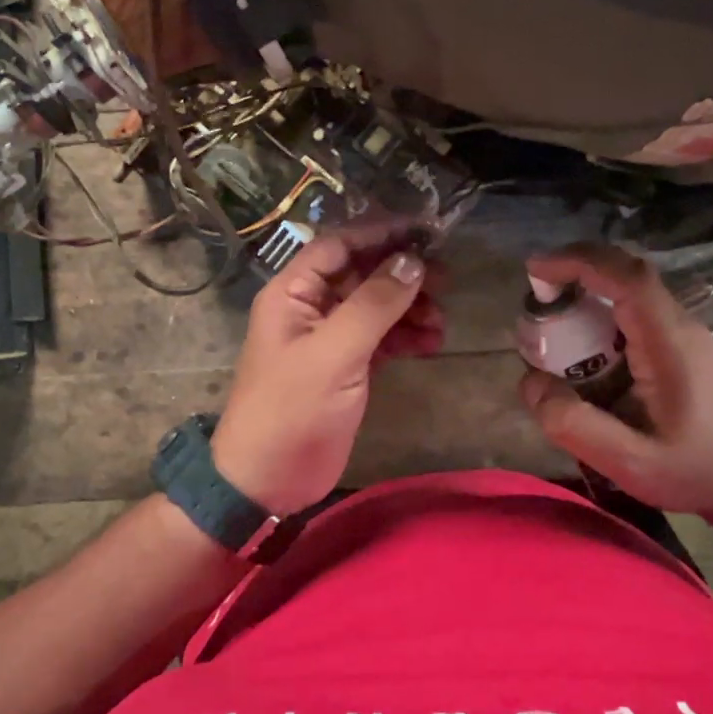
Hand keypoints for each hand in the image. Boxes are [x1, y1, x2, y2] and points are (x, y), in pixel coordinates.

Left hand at [212, 237, 443, 515]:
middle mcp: (310, 308)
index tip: (427, 232)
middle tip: (445, 279)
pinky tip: (431, 344)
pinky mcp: (346, 368)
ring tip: (440, 323)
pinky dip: (406, 338)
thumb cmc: (291, 410)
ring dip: (410, 308)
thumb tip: (412, 260)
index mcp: (292, 293)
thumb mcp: (334, 353)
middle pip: (362, 273)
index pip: (339, 245)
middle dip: (402, 274)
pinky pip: (381, 339)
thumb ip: (373, 304)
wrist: (267, 480)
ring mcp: (329, 339)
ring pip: (376, 307)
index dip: (381, 234)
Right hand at [518, 243, 712, 514]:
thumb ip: (576, 424)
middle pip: (626, 274)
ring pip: (628, 293)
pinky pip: (633, 317)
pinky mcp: (678, 350)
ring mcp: (681, 336)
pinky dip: (598, 319)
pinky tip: (579, 353)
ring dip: (586, 296)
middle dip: (575, 273)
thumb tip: (531, 382)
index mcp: (669, 342)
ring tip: (548, 327)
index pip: (626, 277)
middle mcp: (677, 327)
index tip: (534, 270)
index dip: (578, 262)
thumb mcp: (630, 462)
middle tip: (534, 301)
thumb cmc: (699, 472)